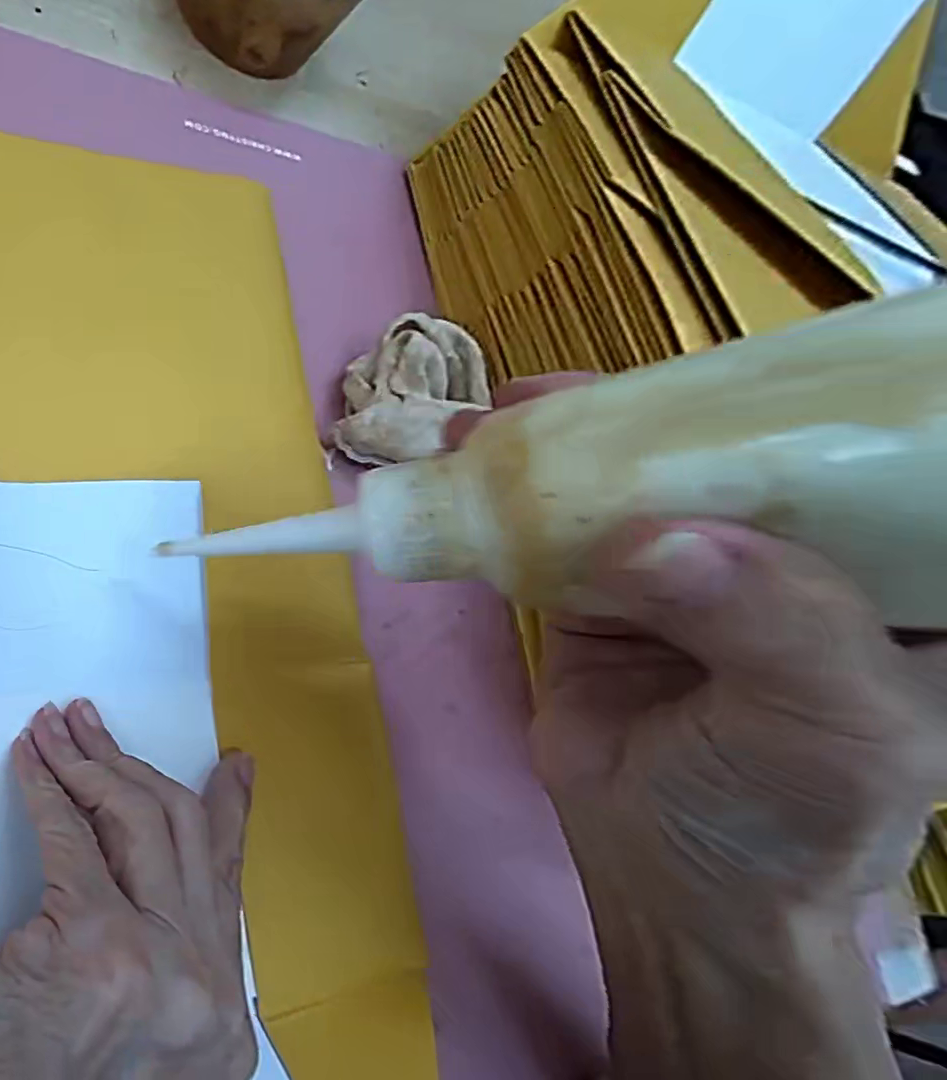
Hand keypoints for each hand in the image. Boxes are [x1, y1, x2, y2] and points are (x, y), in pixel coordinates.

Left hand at [0, 699, 257, 1079]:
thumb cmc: (46, 1077)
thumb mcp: (139, 1023)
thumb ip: (164, 956)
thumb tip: (151, 873)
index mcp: (220, 1014)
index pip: (230, 881)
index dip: (229, 813)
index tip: (232, 770)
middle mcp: (203, 986)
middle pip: (182, 830)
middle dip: (131, 763)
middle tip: (92, 724)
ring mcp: (153, 960)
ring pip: (136, 815)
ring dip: (87, 758)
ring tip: (57, 727)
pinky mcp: (90, 939)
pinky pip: (68, 831)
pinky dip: (43, 784)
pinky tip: (27, 761)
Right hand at [456, 375, 946, 1078]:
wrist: (660, 872)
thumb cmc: (781, 812)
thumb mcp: (822, 727)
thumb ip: (768, 623)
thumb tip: (644, 539)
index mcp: (897, 571)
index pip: (854, 456)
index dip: (776, 403)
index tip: (688, 382)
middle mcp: (785, 556)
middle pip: (709, 457)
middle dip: (627, 419)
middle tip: (544, 400)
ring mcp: (677, 573)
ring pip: (612, 489)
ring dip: (545, 455)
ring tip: (483, 428)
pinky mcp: (593, 594)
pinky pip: (546, 539)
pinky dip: (502, 511)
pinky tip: (466, 481)